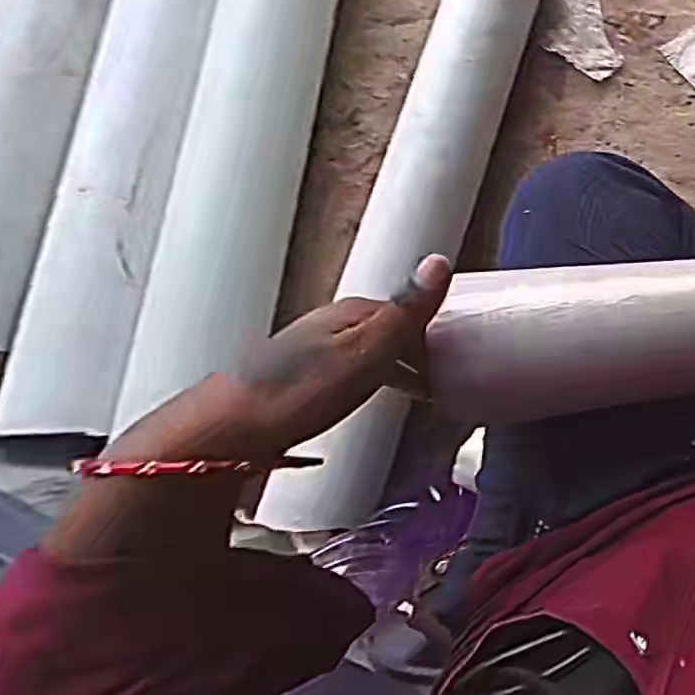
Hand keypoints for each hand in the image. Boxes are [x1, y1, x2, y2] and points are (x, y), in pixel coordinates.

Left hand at [227, 254, 454, 451]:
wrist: (233, 432)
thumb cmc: (303, 392)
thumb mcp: (369, 350)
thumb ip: (407, 310)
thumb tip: (439, 262)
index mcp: (354, 311)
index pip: (413, 311)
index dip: (440, 334)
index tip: (461, 358)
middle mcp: (336, 322)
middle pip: (396, 328)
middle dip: (425, 349)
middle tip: (451, 376)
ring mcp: (320, 347)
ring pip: (380, 349)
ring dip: (405, 365)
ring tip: (426, 391)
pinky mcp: (310, 374)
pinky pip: (363, 368)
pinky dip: (383, 379)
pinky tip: (382, 397)